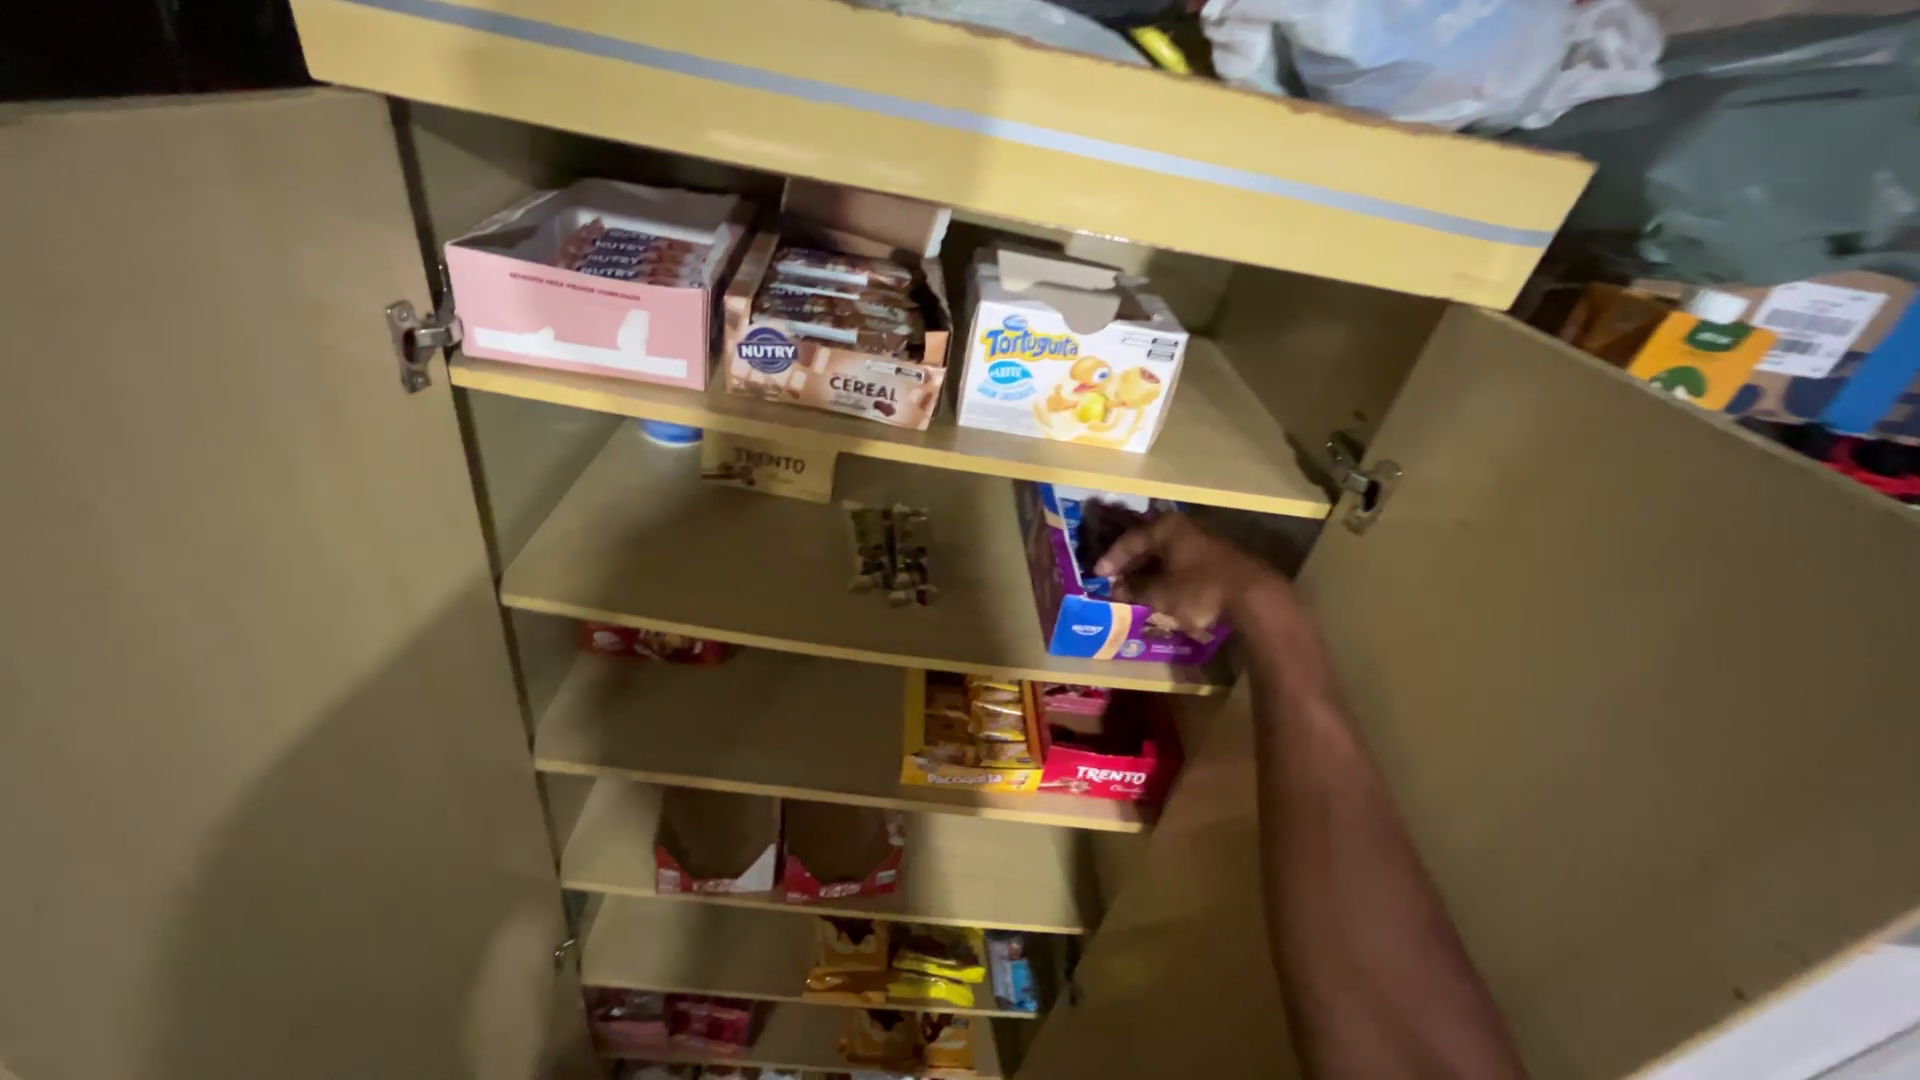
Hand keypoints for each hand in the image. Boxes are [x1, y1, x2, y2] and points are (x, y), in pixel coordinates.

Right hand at [1092, 513, 1296, 633]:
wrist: (1254, 598)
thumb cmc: (1200, 590)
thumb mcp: (1161, 594)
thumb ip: (1136, 590)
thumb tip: (1119, 589)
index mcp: (1167, 528)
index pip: (1130, 539)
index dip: (1112, 558)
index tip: (1098, 575)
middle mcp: (1185, 528)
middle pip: (1150, 543)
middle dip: (1132, 563)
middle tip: (1115, 580)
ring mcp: (1205, 541)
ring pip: (1168, 554)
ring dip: (1151, 570)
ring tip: (1137, 588)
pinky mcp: (1219, 559)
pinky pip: (1183, 563)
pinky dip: (1169, 574)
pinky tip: (1164, 590)